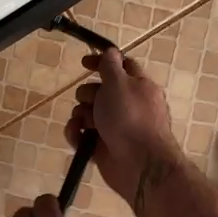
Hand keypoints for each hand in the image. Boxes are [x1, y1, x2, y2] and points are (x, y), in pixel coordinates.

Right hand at [65, 49, 179, 203]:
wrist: (140, 164)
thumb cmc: (130, 117)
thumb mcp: (119, 83)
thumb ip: (111, 66)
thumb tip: (111, 52)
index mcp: (138, 86)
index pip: (121, 66)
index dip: (102, 62)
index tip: (84, 63)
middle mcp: (128, 105)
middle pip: (100, 91)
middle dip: (88, 93)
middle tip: (88, 99)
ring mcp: (116, 127)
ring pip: (89, 112)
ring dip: (80, 114)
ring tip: (83, 122)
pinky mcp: (104, 147)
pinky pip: (84, 135)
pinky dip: (78, 134)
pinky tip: (77, 136)